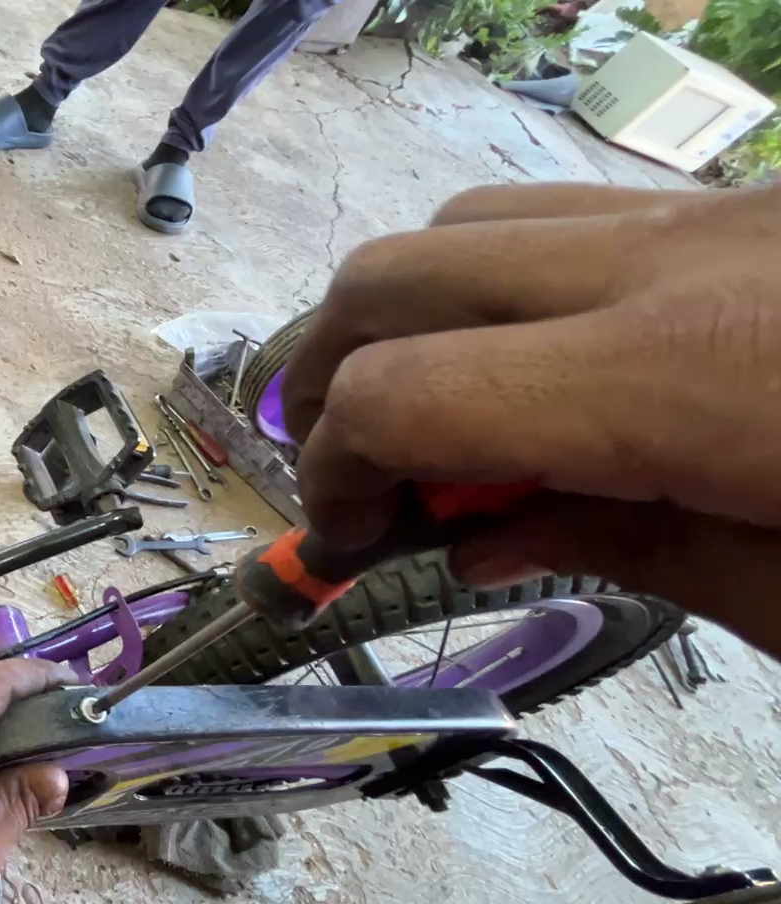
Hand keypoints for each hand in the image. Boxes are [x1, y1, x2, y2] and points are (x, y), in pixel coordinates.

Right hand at [279, 181, 780, 653]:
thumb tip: (462, 540)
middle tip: (336, 458)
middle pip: (390, 275)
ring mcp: (730, 210)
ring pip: (460, 226)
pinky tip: (527, 367)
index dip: (332, 473)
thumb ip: (603, 549)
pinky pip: (561, 223)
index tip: (344, 540)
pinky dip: (489, 297)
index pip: (395, 397)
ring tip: (413, 407)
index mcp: (687, 380)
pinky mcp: (768, 202)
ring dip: (395, 322)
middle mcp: (686, 261)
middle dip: (321, 375)